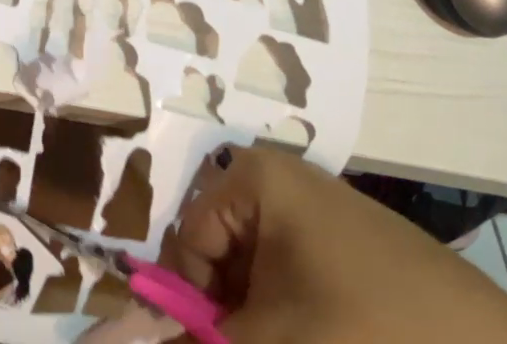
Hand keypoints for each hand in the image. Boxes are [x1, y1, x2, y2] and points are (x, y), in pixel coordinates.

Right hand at [172, 147, 506, 343]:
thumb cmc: (365, 331)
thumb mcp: (269, 341)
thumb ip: (200, 339)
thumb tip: (141, 341)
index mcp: (256, 178)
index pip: (187, 239)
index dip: (187, 301)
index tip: (206, 343)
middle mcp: (287, 180)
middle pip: (223, 252)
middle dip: (226, 311)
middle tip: (251, 343)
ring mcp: (328, 211)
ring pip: (261, 268)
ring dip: (259, 317)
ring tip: (288, 341)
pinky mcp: (361, 247)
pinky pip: (300, 275)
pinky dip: (294, 316)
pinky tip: (318, 339)